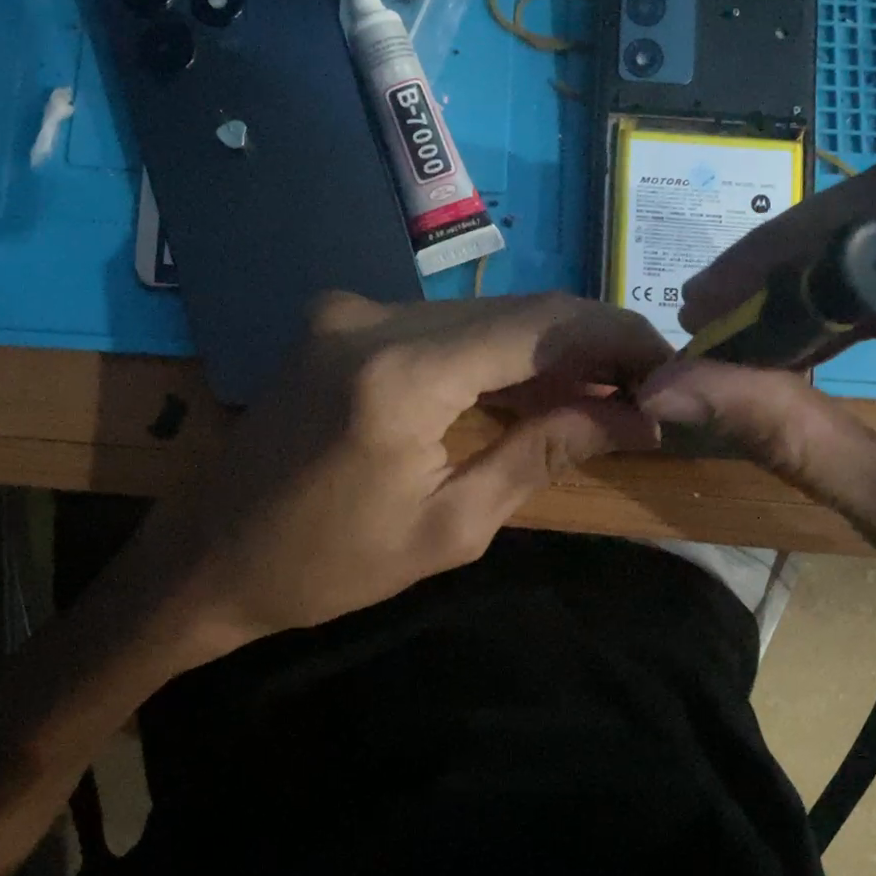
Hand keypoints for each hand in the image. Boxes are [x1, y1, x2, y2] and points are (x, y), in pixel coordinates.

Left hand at [122, 293, 670, 658]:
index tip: (667, 366)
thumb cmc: (327, 566)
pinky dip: (485, 350)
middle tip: (641, 389)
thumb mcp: (449, 527)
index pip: (539, 324)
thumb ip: (541, 452)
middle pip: (512, 310)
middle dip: (586, 343)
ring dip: (538, 347)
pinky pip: (433, 324)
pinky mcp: (333, 320)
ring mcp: (346, 311)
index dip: (614, 337)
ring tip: (595, 394)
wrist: (208, 557)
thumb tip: (631, 414)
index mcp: (401, 374)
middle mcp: (372, 317)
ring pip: (476, 313)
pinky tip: (521, 386)